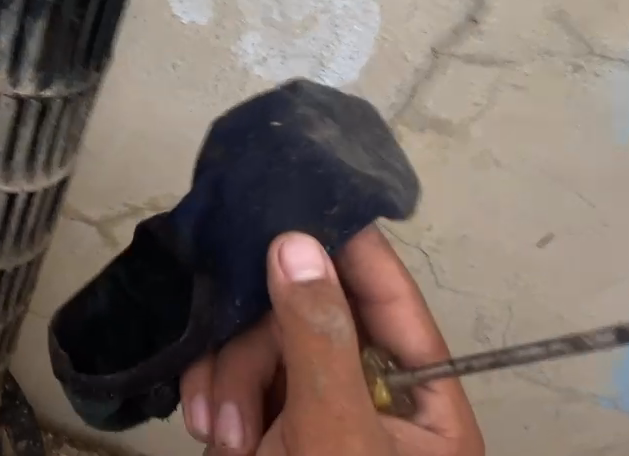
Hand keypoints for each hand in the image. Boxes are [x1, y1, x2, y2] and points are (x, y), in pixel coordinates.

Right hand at [180, 228, 483, 455]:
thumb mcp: (335, 442)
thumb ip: (318, 340)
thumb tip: (298, 241)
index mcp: (422, 402)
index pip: (392, 298)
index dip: (350, 247)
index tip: (294, 197)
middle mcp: (372, 394)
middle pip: (305, 316)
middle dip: (255, 351)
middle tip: (230, 398)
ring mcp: (318, 406)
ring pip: (259, 339)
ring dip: (228, 380)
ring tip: (215, 434)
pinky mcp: (272, 419)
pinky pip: (235, 371)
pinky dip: (215, 394)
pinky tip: (207, 431)